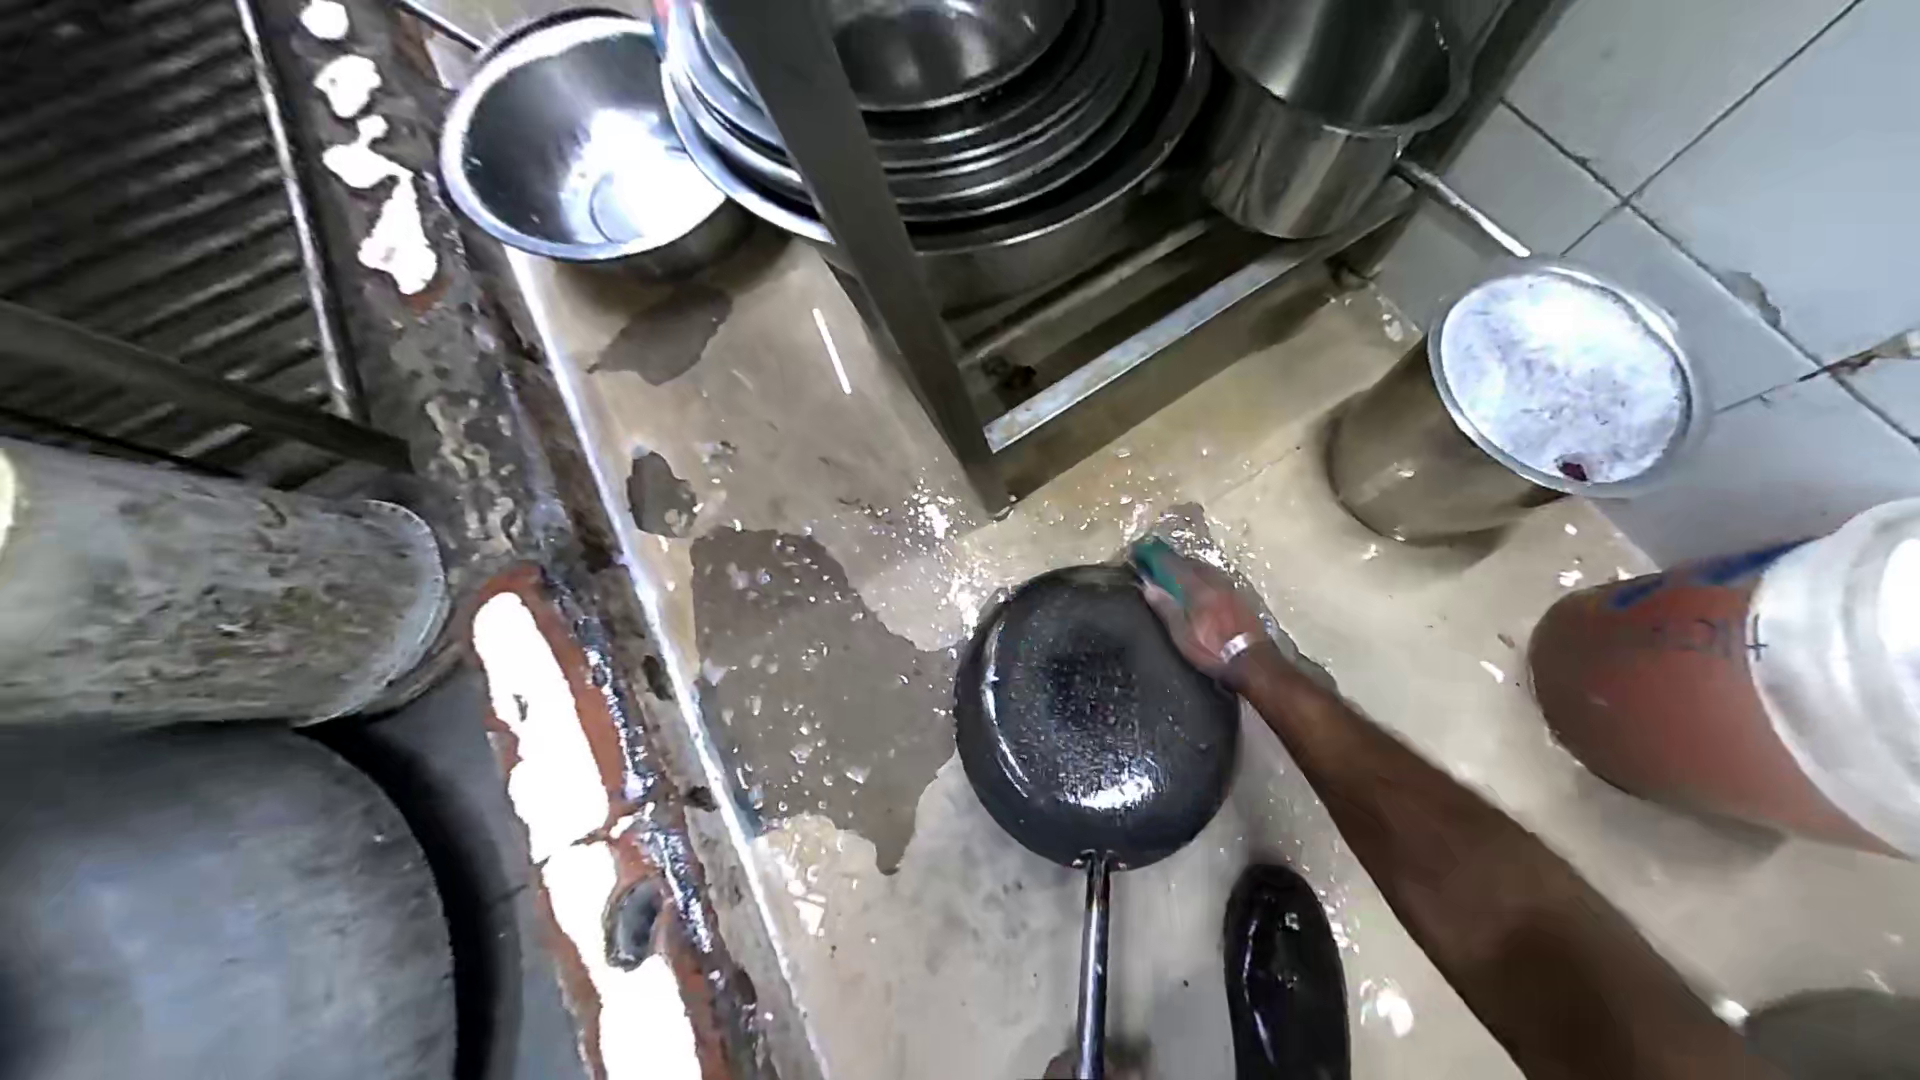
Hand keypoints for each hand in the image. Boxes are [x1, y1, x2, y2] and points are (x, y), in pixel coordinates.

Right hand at [1136, 548, 1268, 686]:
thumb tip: (1148, 587)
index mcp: (1196, 588)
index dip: (1153, 556)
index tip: (1138, 551)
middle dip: (1170, 559)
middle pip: (1189, 562)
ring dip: (1187, 565)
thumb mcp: (1182, 634)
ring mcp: (1229, 587)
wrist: (1253, 661)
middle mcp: (1214, 581)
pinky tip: (1199, 584)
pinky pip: (1215, 576)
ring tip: (1174, 571)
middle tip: (1154, 562)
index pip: (1170, 564)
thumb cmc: (1212, 650)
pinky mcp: (1239, 596)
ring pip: (1204, 567)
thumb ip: (1166, 608)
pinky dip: (1201, 575)